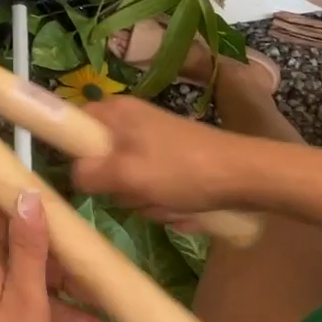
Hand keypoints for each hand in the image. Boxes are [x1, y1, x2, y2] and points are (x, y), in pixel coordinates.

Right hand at [72, 97, 256, 213]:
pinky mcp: (174, 158)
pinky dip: (165, 199)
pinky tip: (184, 209)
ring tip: (168, 205)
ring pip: (128, 175)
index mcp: (113, 111)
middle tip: (137, 195)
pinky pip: (153, 183)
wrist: (250, 176)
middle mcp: (129, 118)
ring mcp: (153, 138)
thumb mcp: (127, 175)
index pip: (71, 124)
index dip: (74, 152)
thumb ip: (89, 173)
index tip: (88, 177)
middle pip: (100, 156)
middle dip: (118, 185)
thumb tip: (73, 176)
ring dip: (144, 198)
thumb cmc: (182, 170)